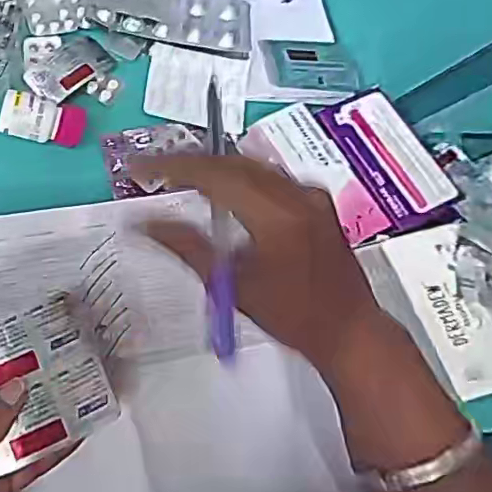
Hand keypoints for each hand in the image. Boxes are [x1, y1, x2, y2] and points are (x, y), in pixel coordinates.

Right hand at [134, 153, 389, 368]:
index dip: (173, 168)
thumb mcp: (231, 284)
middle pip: (232, 163)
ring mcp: (311, 196)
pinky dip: (237, 175)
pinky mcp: (316, 202)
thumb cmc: (292, 315)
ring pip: (251, 165)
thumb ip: (186, 247)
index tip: (143, 167)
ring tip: (179, 174)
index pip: (215, 175)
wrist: (348, 329)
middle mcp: (298, 196)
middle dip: (189, 163)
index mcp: (277, 216)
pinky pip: (269, 175)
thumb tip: (145, 225)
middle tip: (154, 169)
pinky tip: (221, 186)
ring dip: (213, 166)